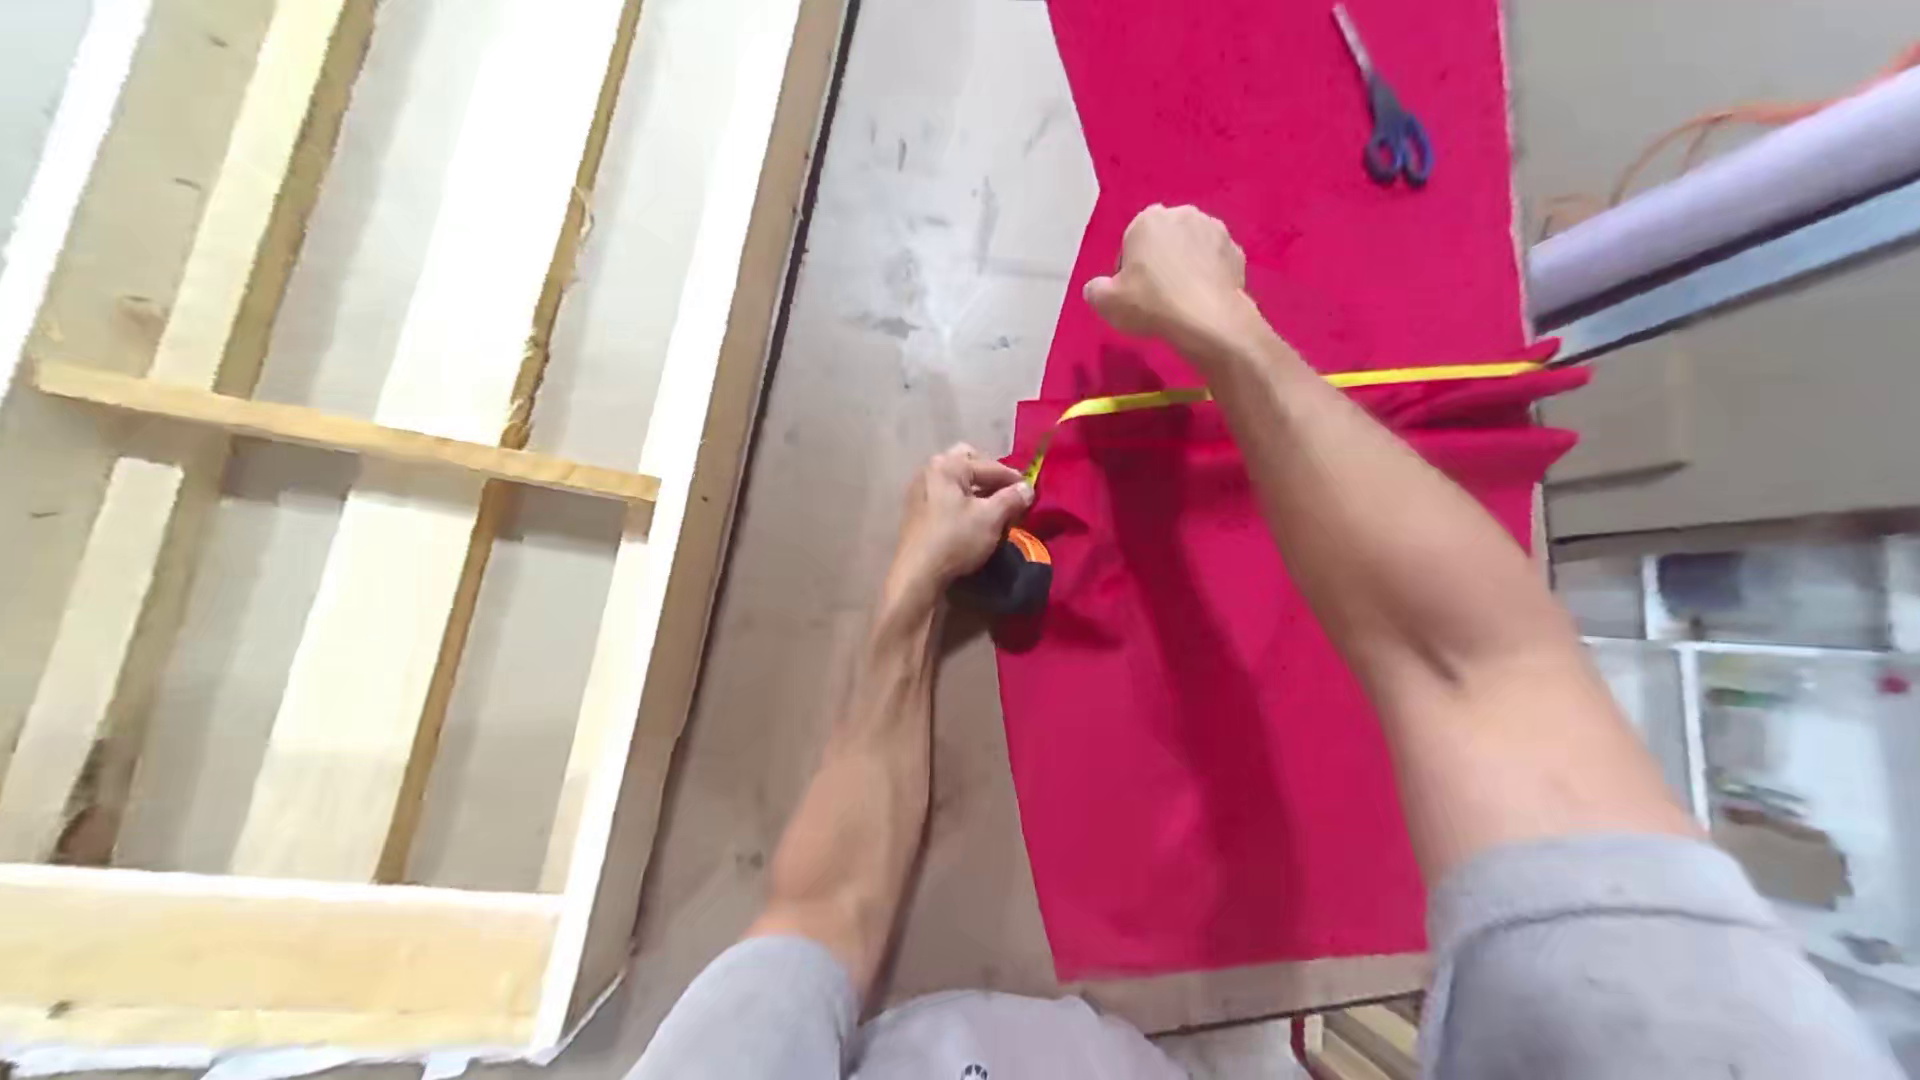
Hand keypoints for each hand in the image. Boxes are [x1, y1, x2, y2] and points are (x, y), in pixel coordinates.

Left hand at [887, 444, 1034, 604]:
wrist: (917, 574)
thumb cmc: (956, 540)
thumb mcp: (991, 518)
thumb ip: (1012, 499)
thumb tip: (1026, 488)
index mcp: (947, 466)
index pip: (990, 465)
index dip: (1013, 478)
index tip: (1030, 492)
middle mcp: (929, 470)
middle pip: (968, 463)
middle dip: (990, 476)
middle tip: (1006, 494)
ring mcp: (919, 490)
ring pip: (956, 481)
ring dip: (976, 490)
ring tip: (993, 508)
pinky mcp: (916, 510)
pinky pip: (945, 496)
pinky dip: (962, 501)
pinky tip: (972, 518)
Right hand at [1083, 204, 1260, 368]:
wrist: (1205, 319)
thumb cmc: (1150, 303)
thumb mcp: (1105, 302)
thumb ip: (1095, 290)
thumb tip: (1097, 288)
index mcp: (1148, 220)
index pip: (1131, 242)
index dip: (1128, 269)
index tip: (1131, 292)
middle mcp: (1184, 214)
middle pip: (1164, 241)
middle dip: (1159, 261)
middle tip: (1155, 296)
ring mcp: (1215, 230)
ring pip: (1192, 249)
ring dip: (1186, 266)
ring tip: (1180, 299)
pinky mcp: (1237, 252)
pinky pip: (1215, 263)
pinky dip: (1208, 277)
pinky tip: (1201, 300)